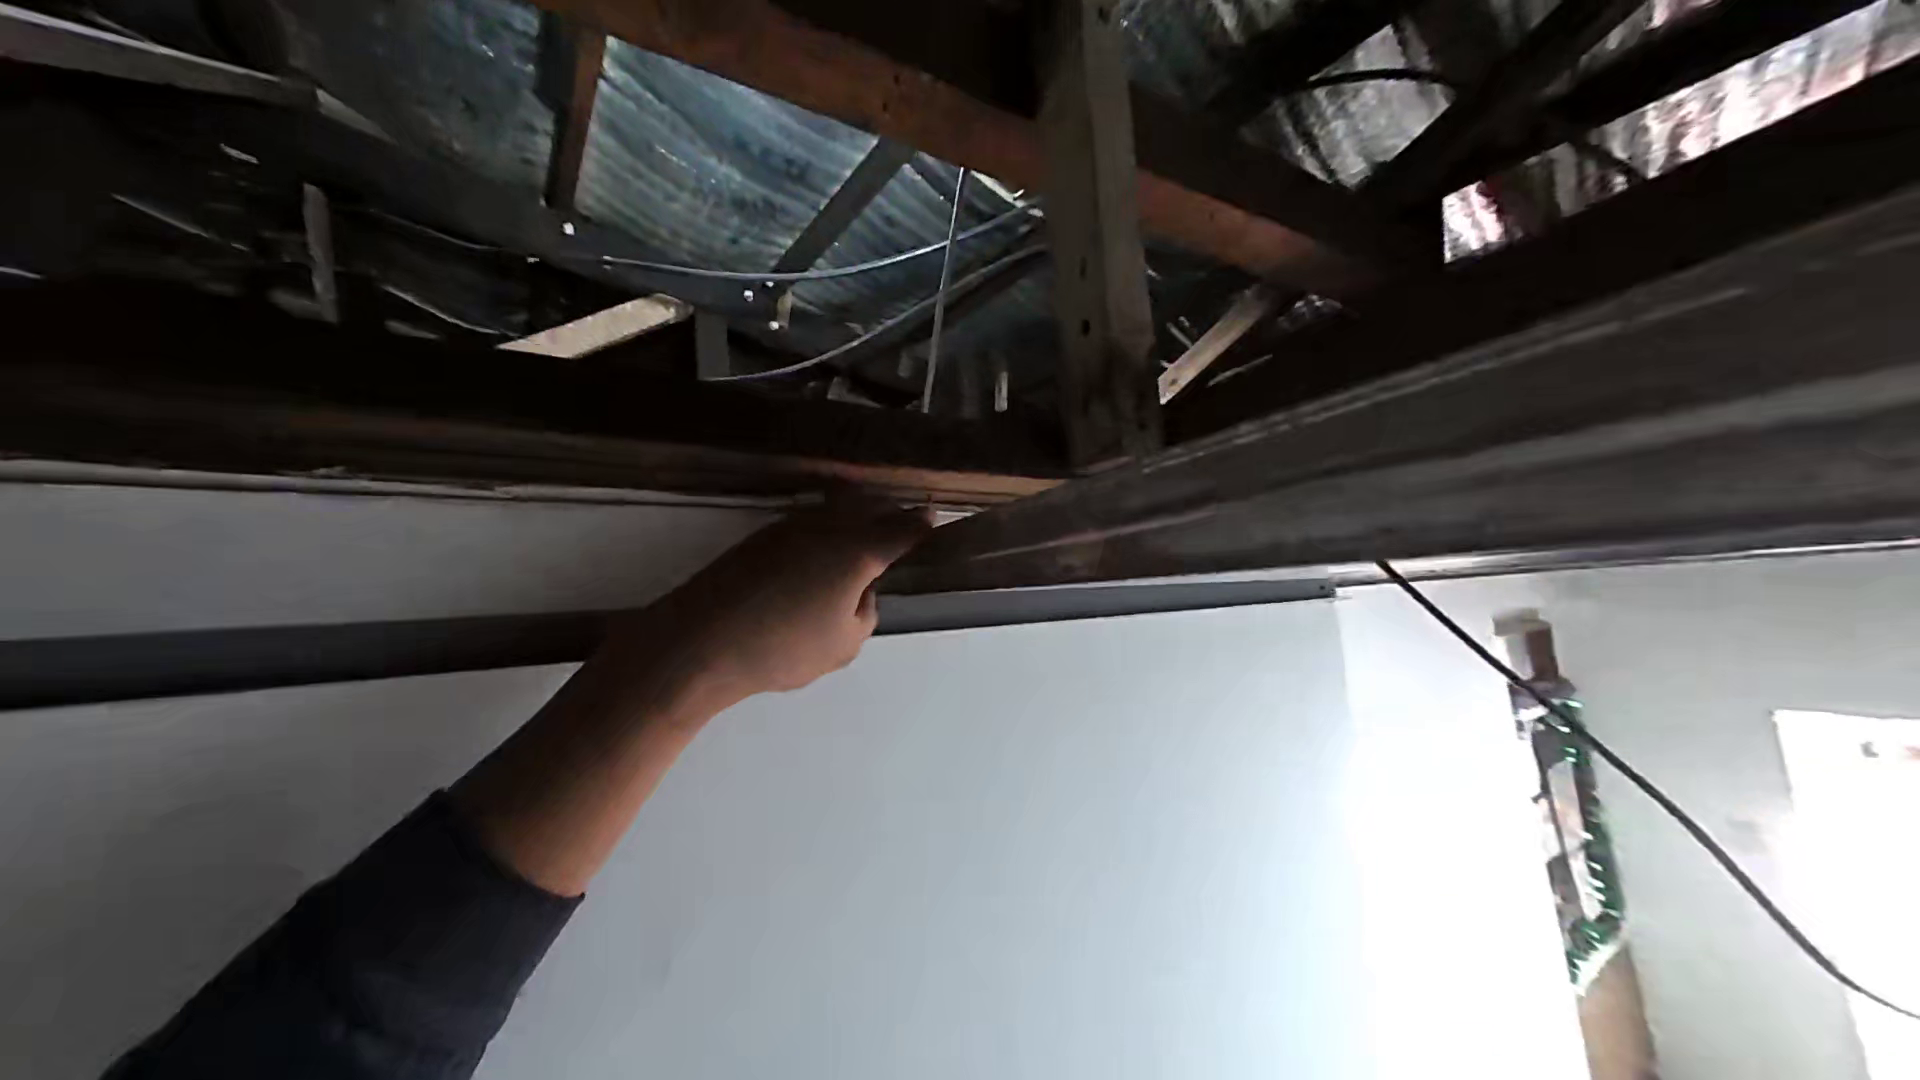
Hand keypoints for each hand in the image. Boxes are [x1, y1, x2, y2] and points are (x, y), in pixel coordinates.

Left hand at [607, 502, 934, 705]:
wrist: (700, 642)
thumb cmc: (783, 647)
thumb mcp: (845, 644)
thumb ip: (866, 612)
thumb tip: (860, 590)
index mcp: (857, 551)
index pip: (901, 528)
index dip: (920, 525)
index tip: (932, 521)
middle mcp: (827, 526)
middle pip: (870, 507)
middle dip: (890, 514)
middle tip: (901, 528)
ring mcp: (791, 526)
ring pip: (837, 509)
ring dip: (856, 518)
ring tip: (861, 540)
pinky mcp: (762, 536)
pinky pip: (810, 522)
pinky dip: (826, 529)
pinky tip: (819, 555)